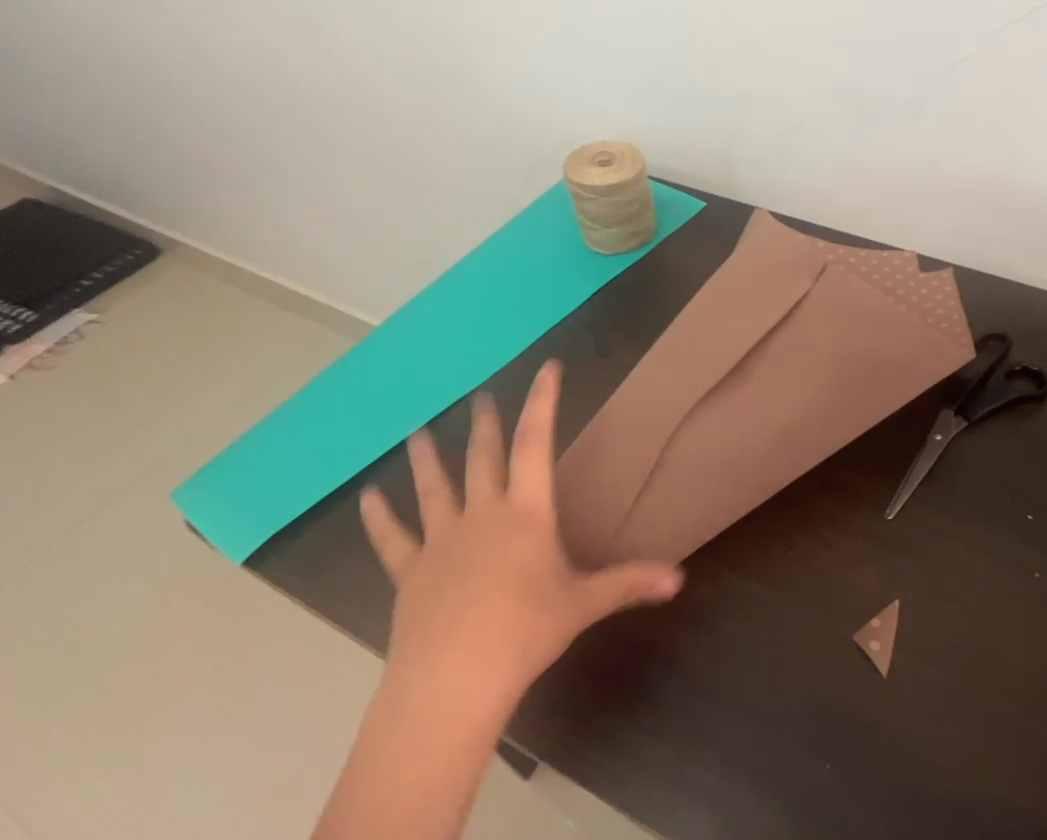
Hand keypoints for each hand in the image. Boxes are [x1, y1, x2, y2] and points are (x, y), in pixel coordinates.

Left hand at [359, 360, 683, 720]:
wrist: (455, 677)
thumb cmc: (526, 633)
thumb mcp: (584, 606)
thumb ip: (628, 584)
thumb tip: (679, 578)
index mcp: (526, 514)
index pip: (536, 444)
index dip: (542, 403)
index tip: (546, 368)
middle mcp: (482, 515)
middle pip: (483, 459)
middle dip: (484, 425)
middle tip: (479, 395)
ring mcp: (441, 541)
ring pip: (434, 488)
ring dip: (426, 458)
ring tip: (416, 431)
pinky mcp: (411, 572)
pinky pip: (392, 539)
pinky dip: (379, 517)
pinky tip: (366, 497)